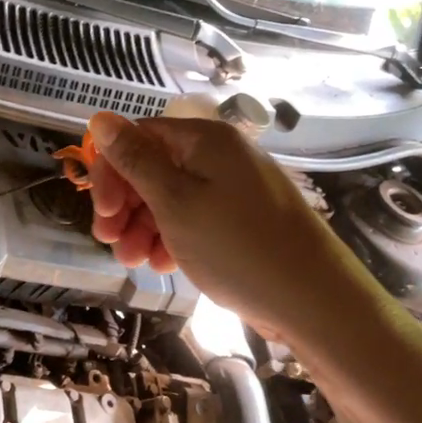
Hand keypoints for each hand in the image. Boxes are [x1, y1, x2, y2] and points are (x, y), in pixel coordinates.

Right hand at [86, 112, 377, 340]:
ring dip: (142, 226)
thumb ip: (133, 159)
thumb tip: (100, 117)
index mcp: (203, 140)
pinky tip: (161, 264)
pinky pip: (195, 217)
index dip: (110, 170)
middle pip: (152, 167)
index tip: (101, 211)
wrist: (321, 305)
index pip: (137, 137)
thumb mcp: (174, 202)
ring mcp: (235, 189)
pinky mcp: (244, 220)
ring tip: (132, 261)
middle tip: (109, 240)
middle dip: (124, 204)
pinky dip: (171, 236)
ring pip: (170, 197)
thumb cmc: (239, 247)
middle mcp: (219, 156)